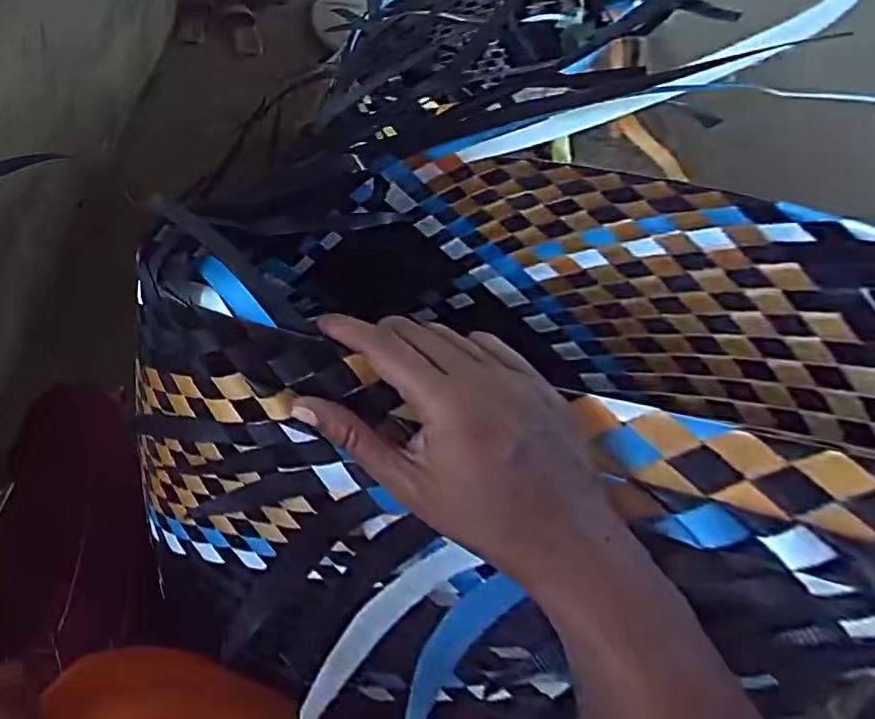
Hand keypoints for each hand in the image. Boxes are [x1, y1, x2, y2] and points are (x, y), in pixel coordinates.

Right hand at [293, 315, 628, 592]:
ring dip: (413, 340)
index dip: (347, 328)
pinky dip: (456, 346)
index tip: (322, 325)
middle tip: (358, 361)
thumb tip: (300, 404)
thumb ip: (352, 436)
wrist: (574, 548)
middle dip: (375, 335)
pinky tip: (449, 374)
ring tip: (401, 370)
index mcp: (448, 406)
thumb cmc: (482, 519)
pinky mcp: (540, 384)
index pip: (384, 344)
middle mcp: (484, 381)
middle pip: (411, 329)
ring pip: (446, 331)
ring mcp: (518, 379)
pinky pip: (486, 343)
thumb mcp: (406, 483)